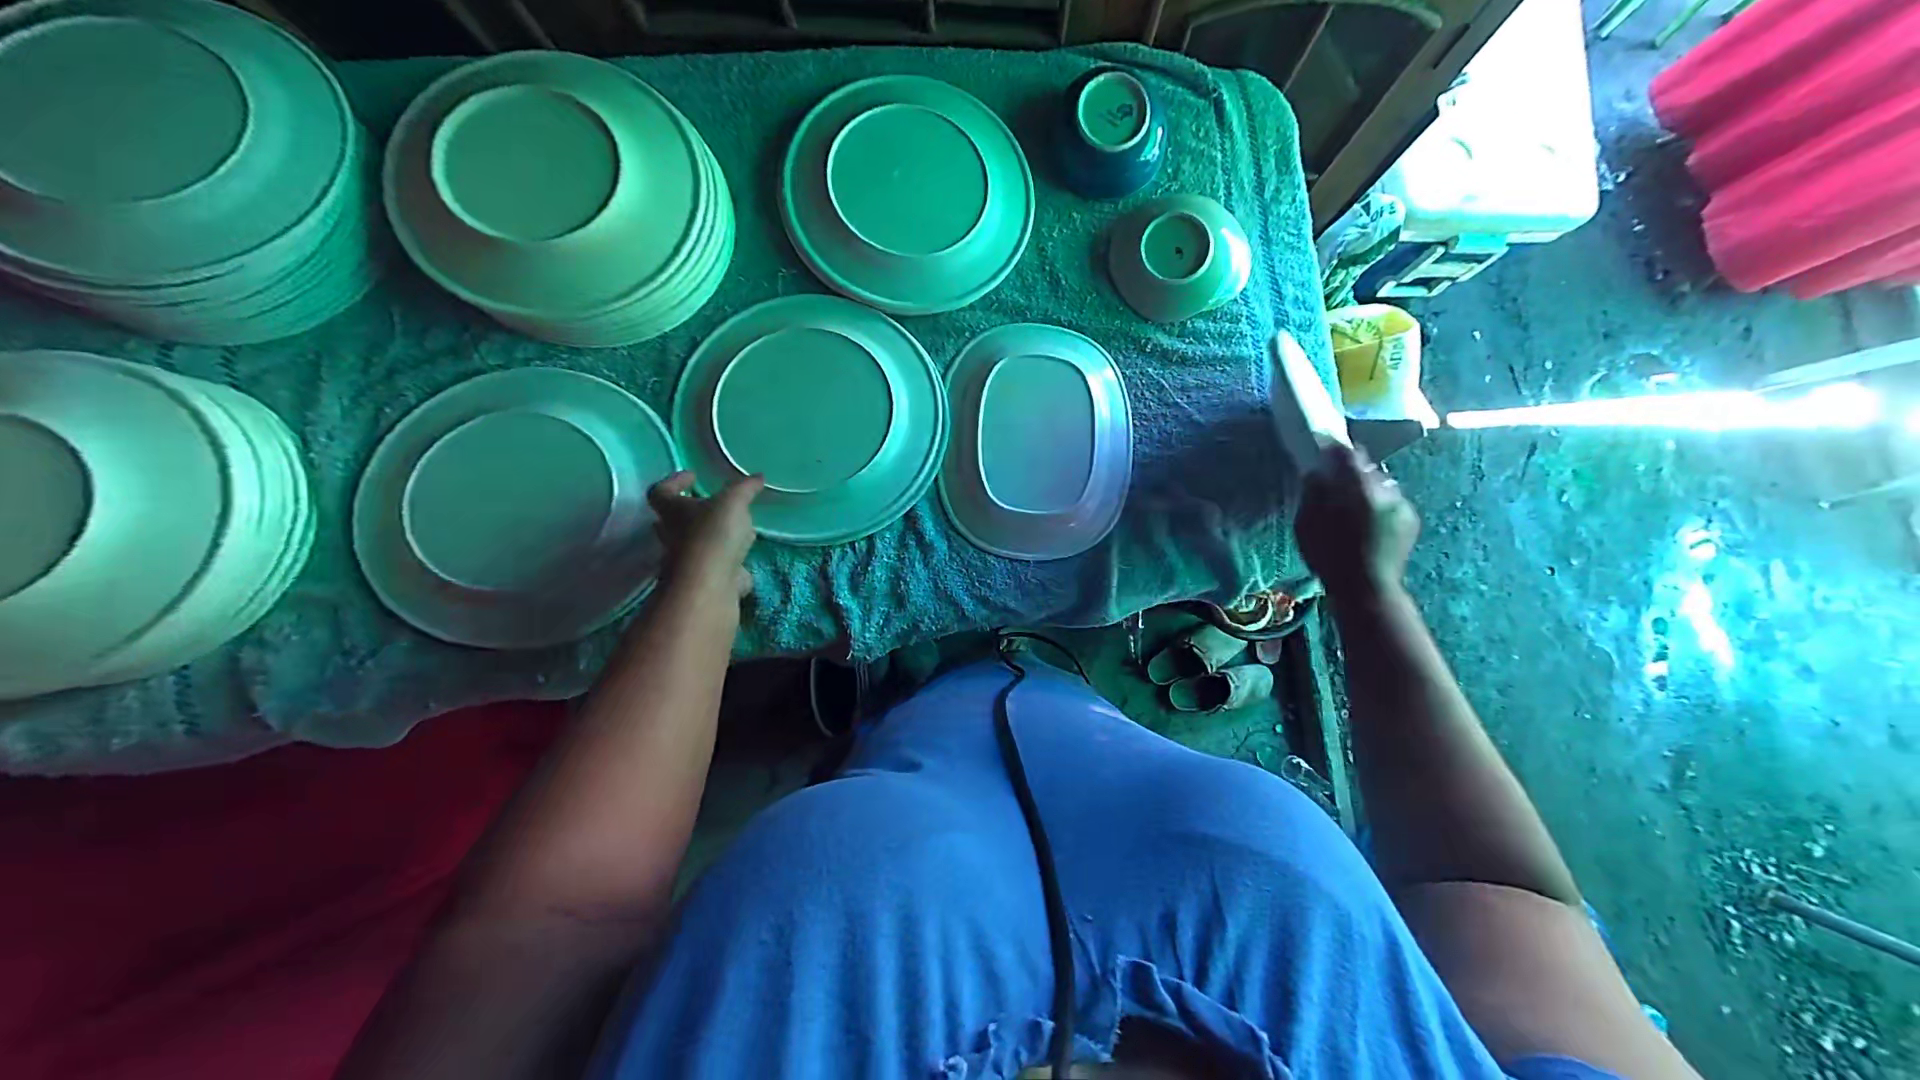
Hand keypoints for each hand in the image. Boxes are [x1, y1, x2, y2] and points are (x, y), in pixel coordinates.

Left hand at [648, 471, 765, 598]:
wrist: (711, 583)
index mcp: (672, 511)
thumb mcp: (733, 501)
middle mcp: (672, 536)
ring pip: (694, 545)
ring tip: (735, 530)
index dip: (674, 481)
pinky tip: (743, 558)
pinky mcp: (704, 580)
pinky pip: (714, 566)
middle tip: (710, 506)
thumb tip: (758, 477)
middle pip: (672, 521)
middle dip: (690, 514)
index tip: (693, 476)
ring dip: (711, 538)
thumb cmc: (713, 533)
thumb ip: (745, 488)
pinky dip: (726, 562)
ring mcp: (686, 562)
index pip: (661, 492)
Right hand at [1295, 443, 1418, 600]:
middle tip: (1334, 484)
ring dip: (1366, 489)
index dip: (1333, 449)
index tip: (1322, 450)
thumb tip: (1317, 472)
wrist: (1368, 589)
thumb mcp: (1306, 524)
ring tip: (1351, 506)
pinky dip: (1378, 505)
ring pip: (1380, 485)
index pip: (1347, 454)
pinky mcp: (1410, 520)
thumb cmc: (1329, 556)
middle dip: (1350, 472)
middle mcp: (1385, 490)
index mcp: (1358, 488)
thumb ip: (1313, 493)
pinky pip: (1391, 502)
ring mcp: (1402, 505)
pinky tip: (1367, 522)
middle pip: (1366, 469)